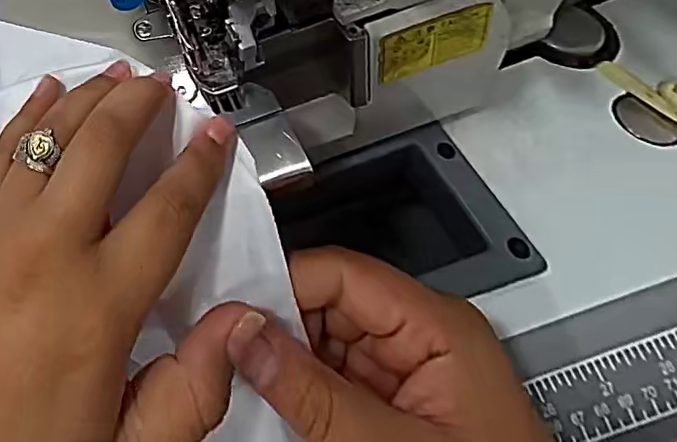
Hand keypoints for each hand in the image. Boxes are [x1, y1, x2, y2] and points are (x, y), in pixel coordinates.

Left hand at [0, 62, 245, 441]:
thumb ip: (188, 394)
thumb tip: (238, 327)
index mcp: (96, 304)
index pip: (166, 211)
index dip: (200, 165)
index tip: (217, 131)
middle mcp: (47, 247)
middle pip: (103, 145)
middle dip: (139, 103)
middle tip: (162, 83)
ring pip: (51, 135)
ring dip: (87, 96)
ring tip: (115, 73)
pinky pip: (1, 153)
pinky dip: (27, 115)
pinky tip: (45, 93)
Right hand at [223, 247, 549, 441]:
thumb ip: (313, 392)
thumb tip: (246, 332)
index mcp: (439, 326)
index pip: (342, 272)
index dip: (284, 284)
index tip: (238, 314)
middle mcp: (422, 335)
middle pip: (327, 301)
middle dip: (280, 328)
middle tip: (237, 355)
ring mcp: (406, 369)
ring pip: (322, 339)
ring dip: (286, 362)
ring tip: (253, 383)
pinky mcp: (393, 402)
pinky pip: (332, 375)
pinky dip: (301, 389)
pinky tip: (278, 404)